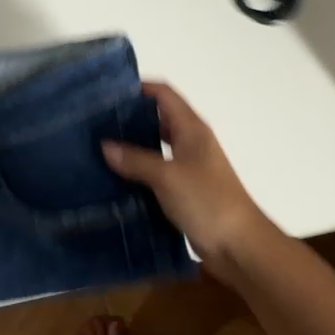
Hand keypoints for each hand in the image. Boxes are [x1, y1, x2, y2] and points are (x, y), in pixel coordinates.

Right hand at [101, 82, 276, 276]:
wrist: (239, 245)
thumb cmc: (208, 201)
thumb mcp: (168, 176)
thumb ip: (136, 159)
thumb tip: (104, 146)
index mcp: (192, 129)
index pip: (163, 94)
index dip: (139, 88)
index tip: (107, 93)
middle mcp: (190, 143)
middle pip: (158, 119)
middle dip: (129, 119)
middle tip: (95, 123)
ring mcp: (188, 168)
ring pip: (155, 148)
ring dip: (131, 148)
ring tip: (98, 150)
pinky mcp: (184, 192)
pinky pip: (155, 174)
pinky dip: (137, 174)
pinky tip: (114, 180)